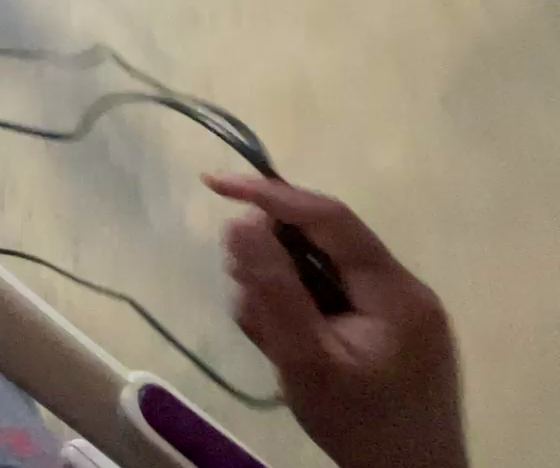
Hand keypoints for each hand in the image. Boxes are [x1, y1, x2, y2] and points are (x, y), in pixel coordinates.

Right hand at [205, 174, 466, 467]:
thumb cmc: (357, 422)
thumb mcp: (304, 357)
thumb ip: (272, 287)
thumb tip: (238, 220)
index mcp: (394, 291)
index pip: (327, 217)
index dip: (268, 193)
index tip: (209, 184)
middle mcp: (396, 288)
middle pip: (312, 240)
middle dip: (265, 258)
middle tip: (244, 292)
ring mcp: (385, 306)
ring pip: (305, 264)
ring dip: (269, 287)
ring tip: (268, 335)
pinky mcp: (370, 322)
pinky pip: (312, 289)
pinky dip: (283, 305)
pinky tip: (280, 340)